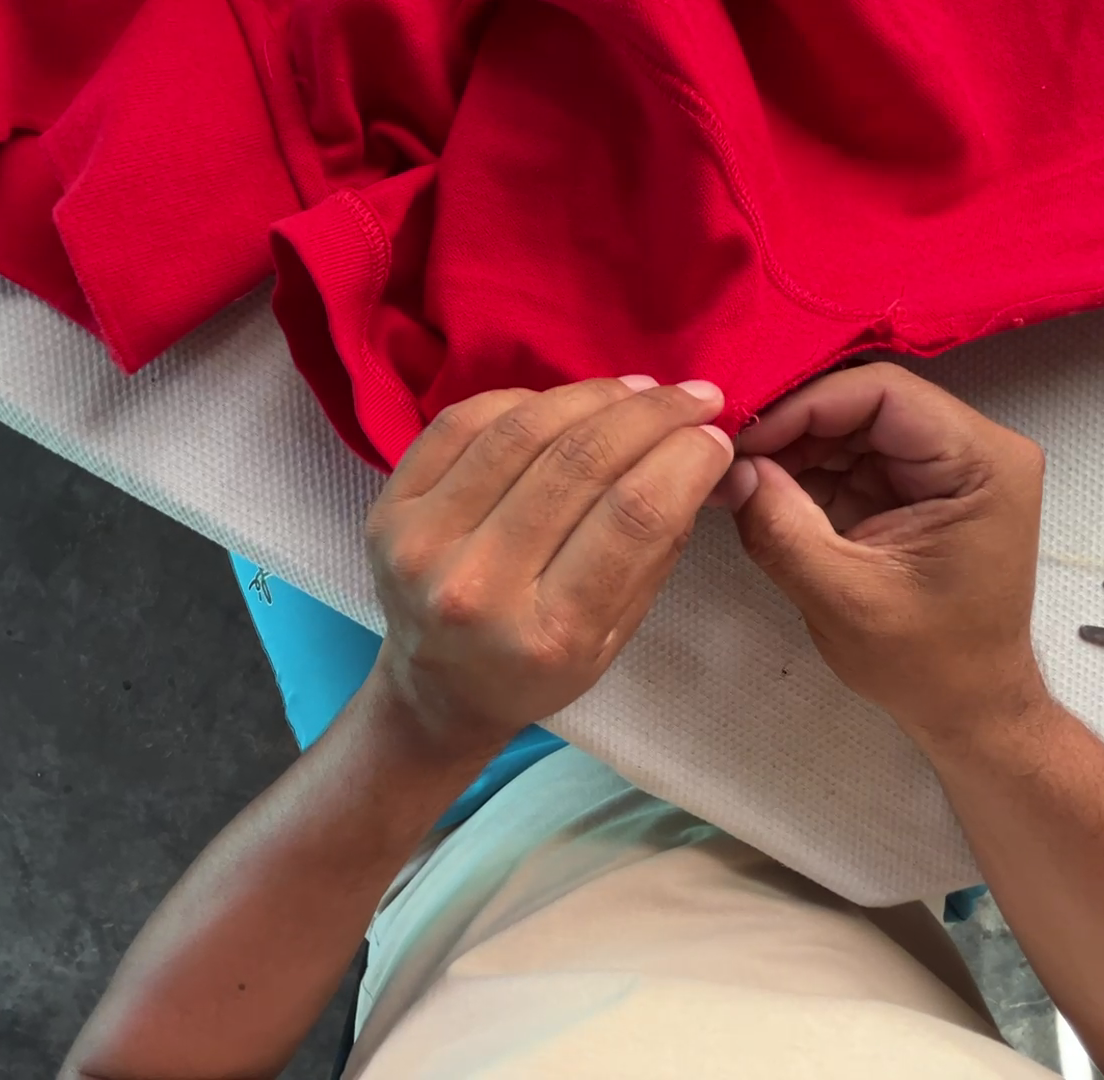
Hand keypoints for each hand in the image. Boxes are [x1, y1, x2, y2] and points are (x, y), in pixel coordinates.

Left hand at [365, 376, 732, 756]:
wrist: (436, 690)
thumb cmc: (537, 674)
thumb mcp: (616, 637)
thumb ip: (656, 547)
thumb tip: (698, 449)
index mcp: (547, 635)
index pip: (632, 516)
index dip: (685, 458)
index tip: (714, 434)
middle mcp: (476, 585)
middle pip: (578, 462)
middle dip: (650, 414)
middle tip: (693, 395)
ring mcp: (421, 541)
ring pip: (522, 429)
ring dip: (592, 394)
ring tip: (637, 389)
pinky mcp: (389, 508)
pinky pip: (463, 421)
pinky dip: (525, 399)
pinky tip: (564, 402)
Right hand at [725, 363, 1048, 746]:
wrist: (962, 704)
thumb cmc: (923, 661)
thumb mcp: (841, 598)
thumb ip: (780, 529)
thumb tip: (727, 470)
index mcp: (979, 463)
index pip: (883, 394)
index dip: (804, 405)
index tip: (741, 440)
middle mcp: (966, 449)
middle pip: (862, 403)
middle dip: (789, 428)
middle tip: (726, 457)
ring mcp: (934, 467)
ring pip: (846, 427)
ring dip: (788, 449)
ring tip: (736, 477)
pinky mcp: (905, 488)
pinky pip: (843, 459)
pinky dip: (798, 472)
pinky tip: (759, 490)